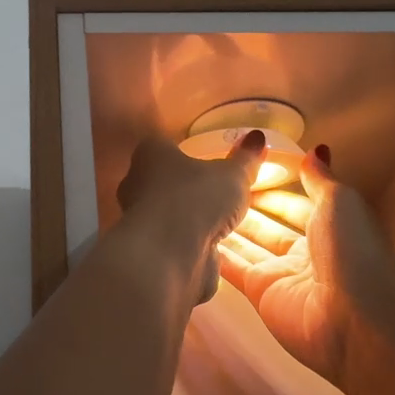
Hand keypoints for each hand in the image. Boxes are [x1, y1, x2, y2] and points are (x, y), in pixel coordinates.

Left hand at [114, 129, 266, 304]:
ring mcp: (138, 218)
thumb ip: (244, 160)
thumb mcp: (231, 177)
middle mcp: (136, 182)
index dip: (183, 151)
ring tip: (218, 223)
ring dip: (187, 218)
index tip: (204, 159)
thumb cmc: (196, 200)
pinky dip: (187, 243)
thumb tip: (257, 137)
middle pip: (161, 179)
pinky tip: (209, 248)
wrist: (167, 257)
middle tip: (215, 193)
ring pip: (165, 212)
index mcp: (151, 154)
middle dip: (185, 186)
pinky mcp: (147, 249)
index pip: (164, 145)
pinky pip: (171, 239)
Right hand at [218, 144, 394, 384]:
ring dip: (226, 225)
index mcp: (327, 227)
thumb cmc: (351, 253)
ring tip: (194, 201)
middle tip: (209, 181)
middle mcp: (303, 251)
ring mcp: (280, 273)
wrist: (356, 324)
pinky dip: (215, 253)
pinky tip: (191, 234)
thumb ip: (320, 177)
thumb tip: (317, 149)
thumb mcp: (340, 203)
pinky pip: (233, 268)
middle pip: (267, 223)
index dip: (270, 184)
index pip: (291, 201)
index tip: (240, 164)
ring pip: (247, 243)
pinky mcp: (260, 293)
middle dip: (243, 204)